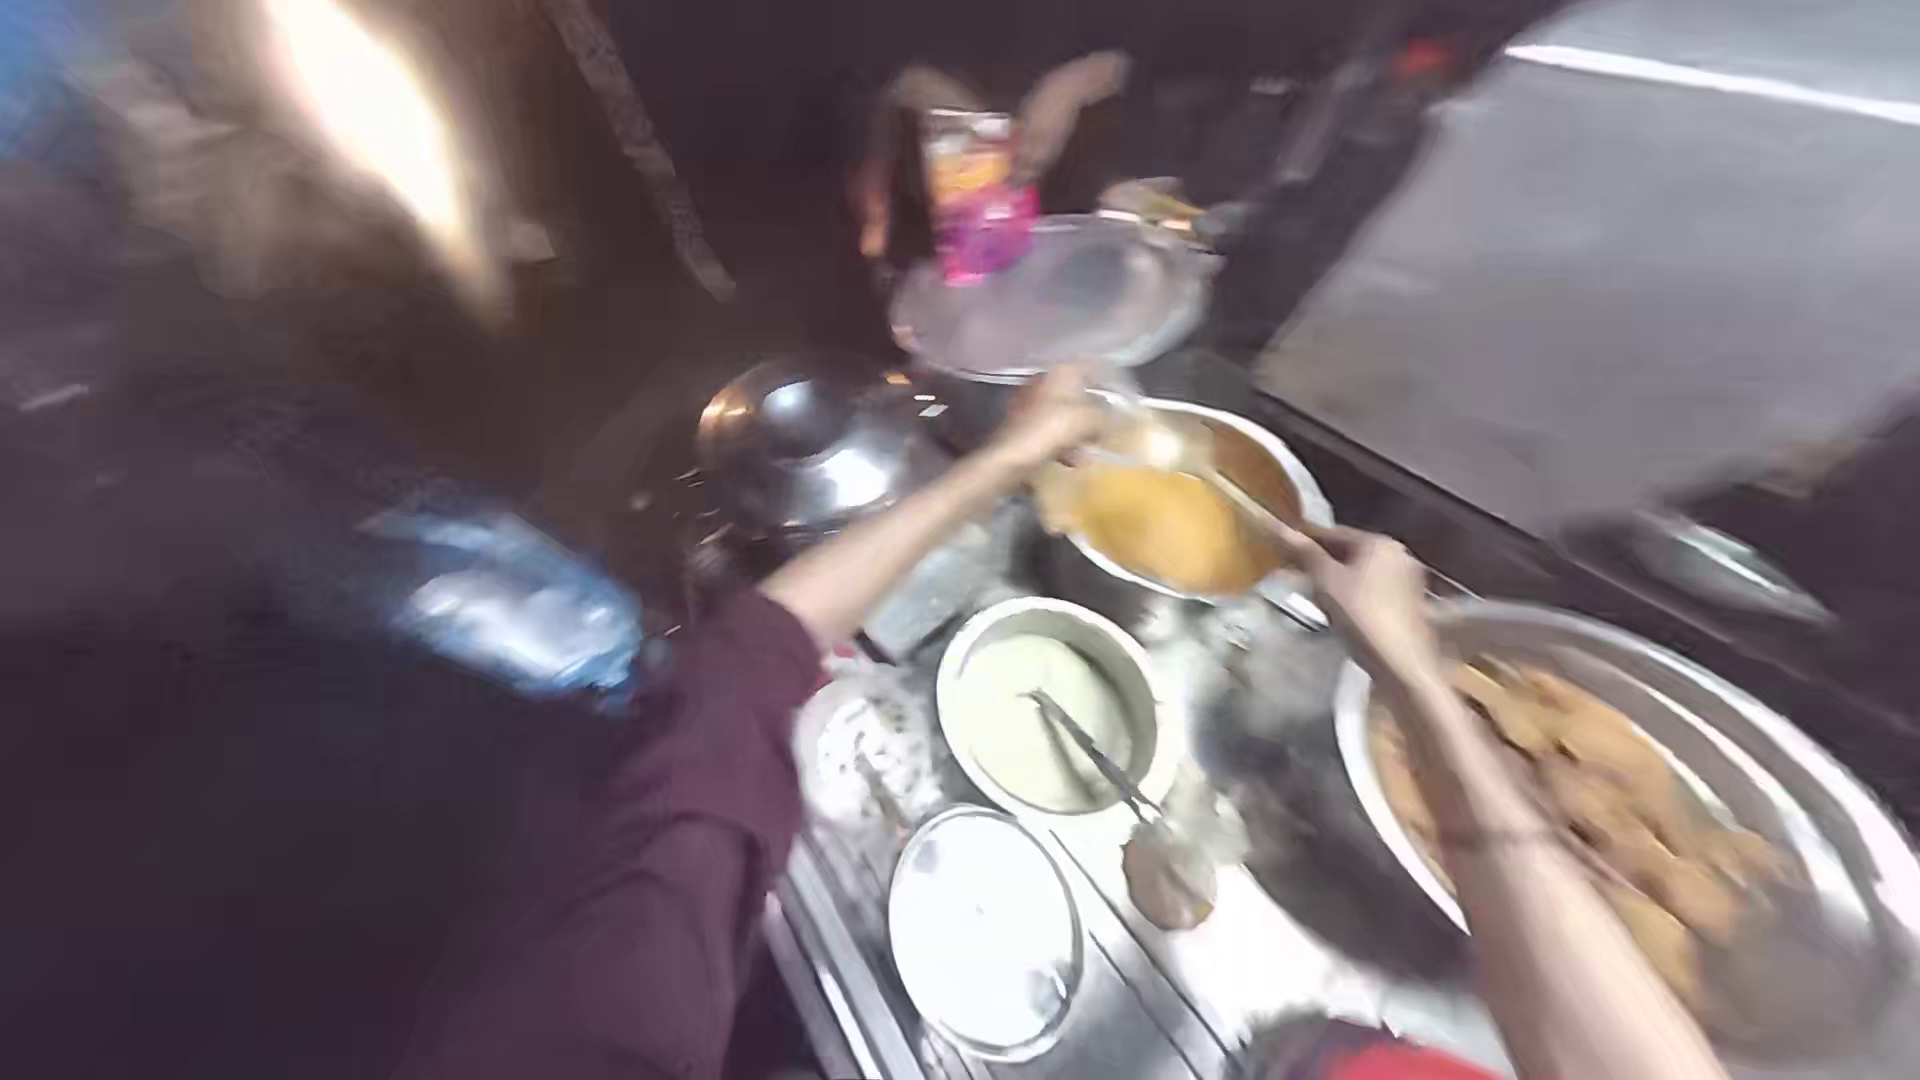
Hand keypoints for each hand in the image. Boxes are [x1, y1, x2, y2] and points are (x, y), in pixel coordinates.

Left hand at [984, 363, 1111, 472]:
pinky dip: (1064, 444)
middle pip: (1082, 393)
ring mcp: (1032, 402)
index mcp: (1062, 371)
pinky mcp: (1024, 425)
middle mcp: (1046, 381)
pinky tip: (1071, 460)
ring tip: (1091, 450)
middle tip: (1110, 428)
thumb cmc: (1050, 430)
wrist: (1008, 456)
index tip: (1128, 399)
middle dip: (1097, 414)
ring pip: (1067, 415)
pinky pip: (1052, 431)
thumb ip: (1109, 416)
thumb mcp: (1089, 420)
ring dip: (1081, 434)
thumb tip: (1121, 419)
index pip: (1096, 367)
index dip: (1114, 382)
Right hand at [1272, 524, 1443, 692]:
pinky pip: (1370, 589)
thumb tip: (1280, 529)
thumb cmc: (1360, 614)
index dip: (1304, 542)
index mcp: (1380, 543)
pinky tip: (1337, 611)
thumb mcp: (1324, 580)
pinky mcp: (1408, 603)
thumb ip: (1303, 552)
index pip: (1332, 533)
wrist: (1399, 661)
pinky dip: (1351, 594)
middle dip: (1319, 563)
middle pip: (1347, 552)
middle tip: (1293, 576)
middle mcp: (1399, 555)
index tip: (1282, 553)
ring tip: (1312, 596)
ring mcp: (1407, 579)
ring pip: (1358, 572)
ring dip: (1333, 580)